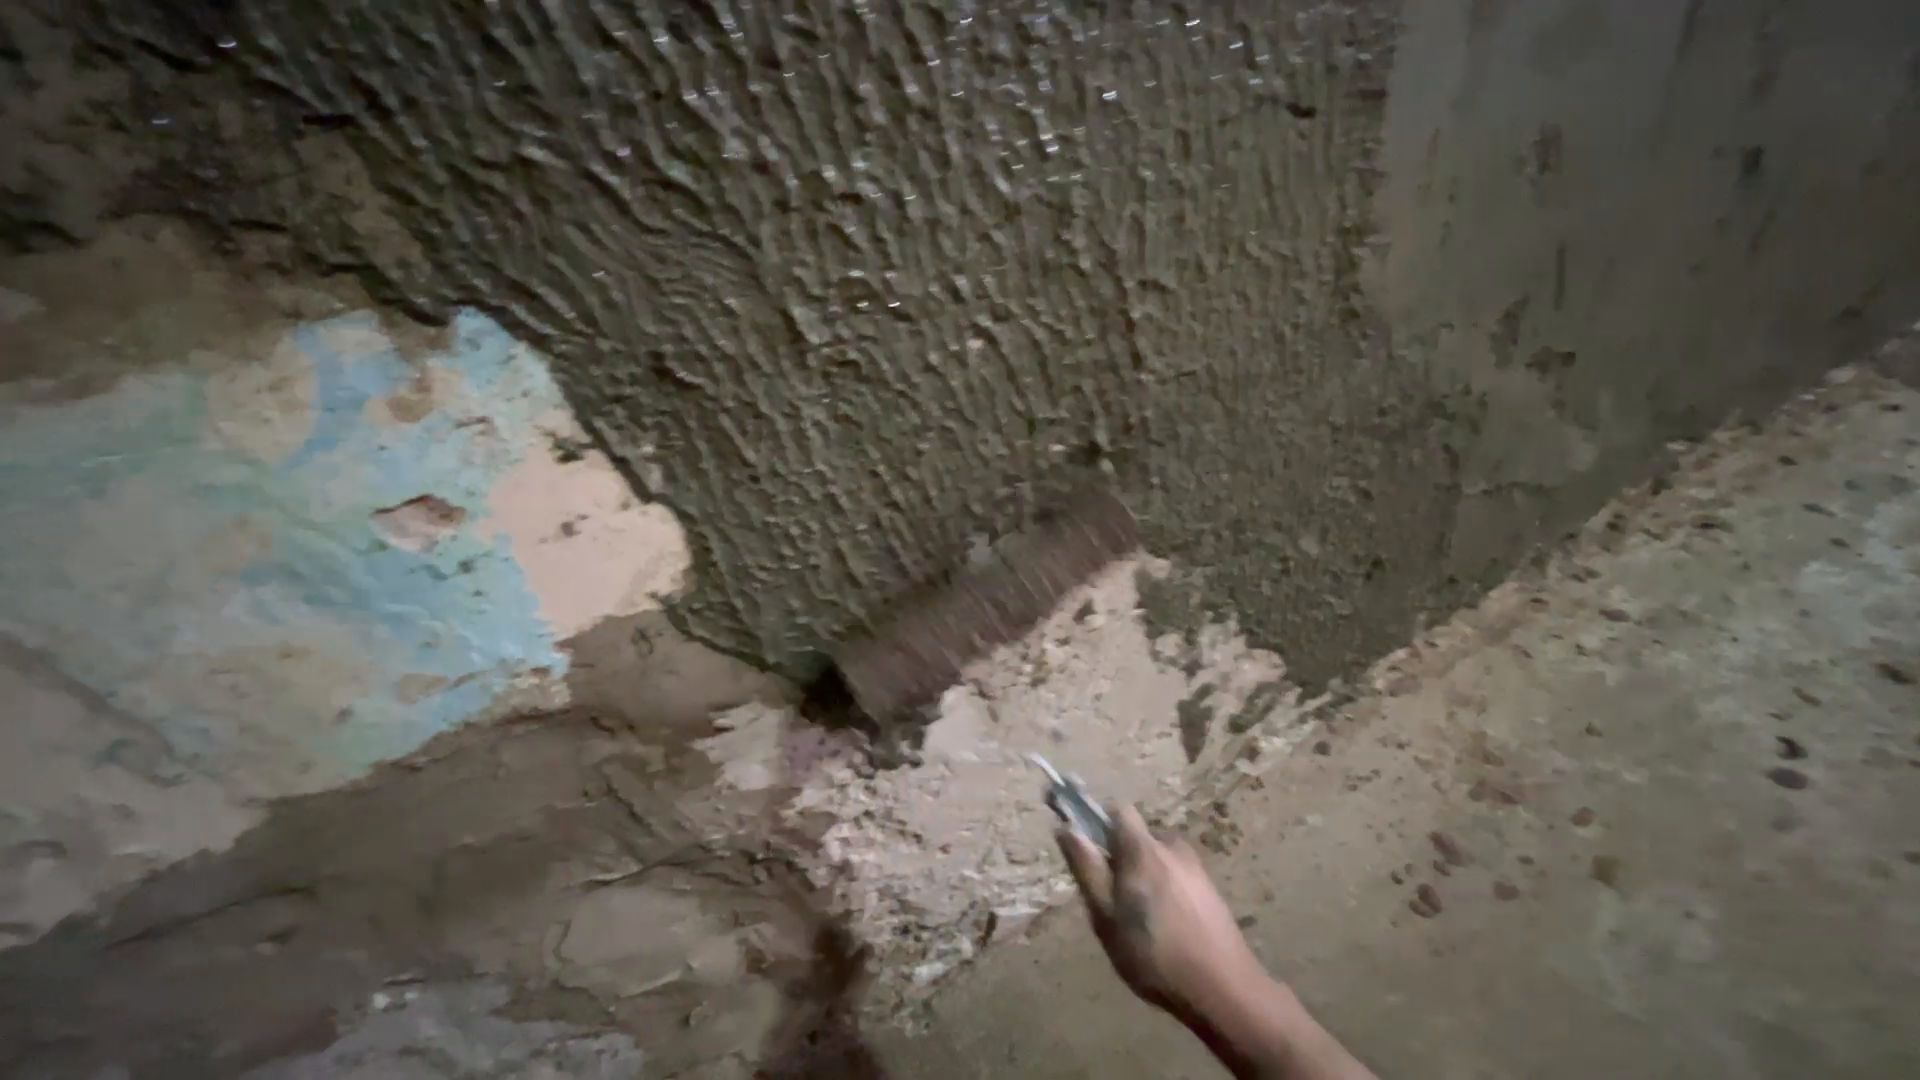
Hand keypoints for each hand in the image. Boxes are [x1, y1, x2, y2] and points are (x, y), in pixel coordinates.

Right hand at [1057, 805, 1263, 1021]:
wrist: (1224, 990)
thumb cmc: (1154, 953)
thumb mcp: (1106, 916)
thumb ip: (1087, 868)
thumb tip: (1066, 828)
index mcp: (1143, 848)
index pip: (1118, 810)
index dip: (1098, 823)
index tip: (1086, 849)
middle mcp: (1172, 847)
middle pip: (1136, 838)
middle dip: (1121, 861)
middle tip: (1113, 904)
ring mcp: (1196, 868)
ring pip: (1157, 859)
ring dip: (1144, 878)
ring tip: (1142, 923)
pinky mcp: (1211, 890)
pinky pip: (1176, 876)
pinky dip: (1165, 892)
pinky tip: (1168, 929)